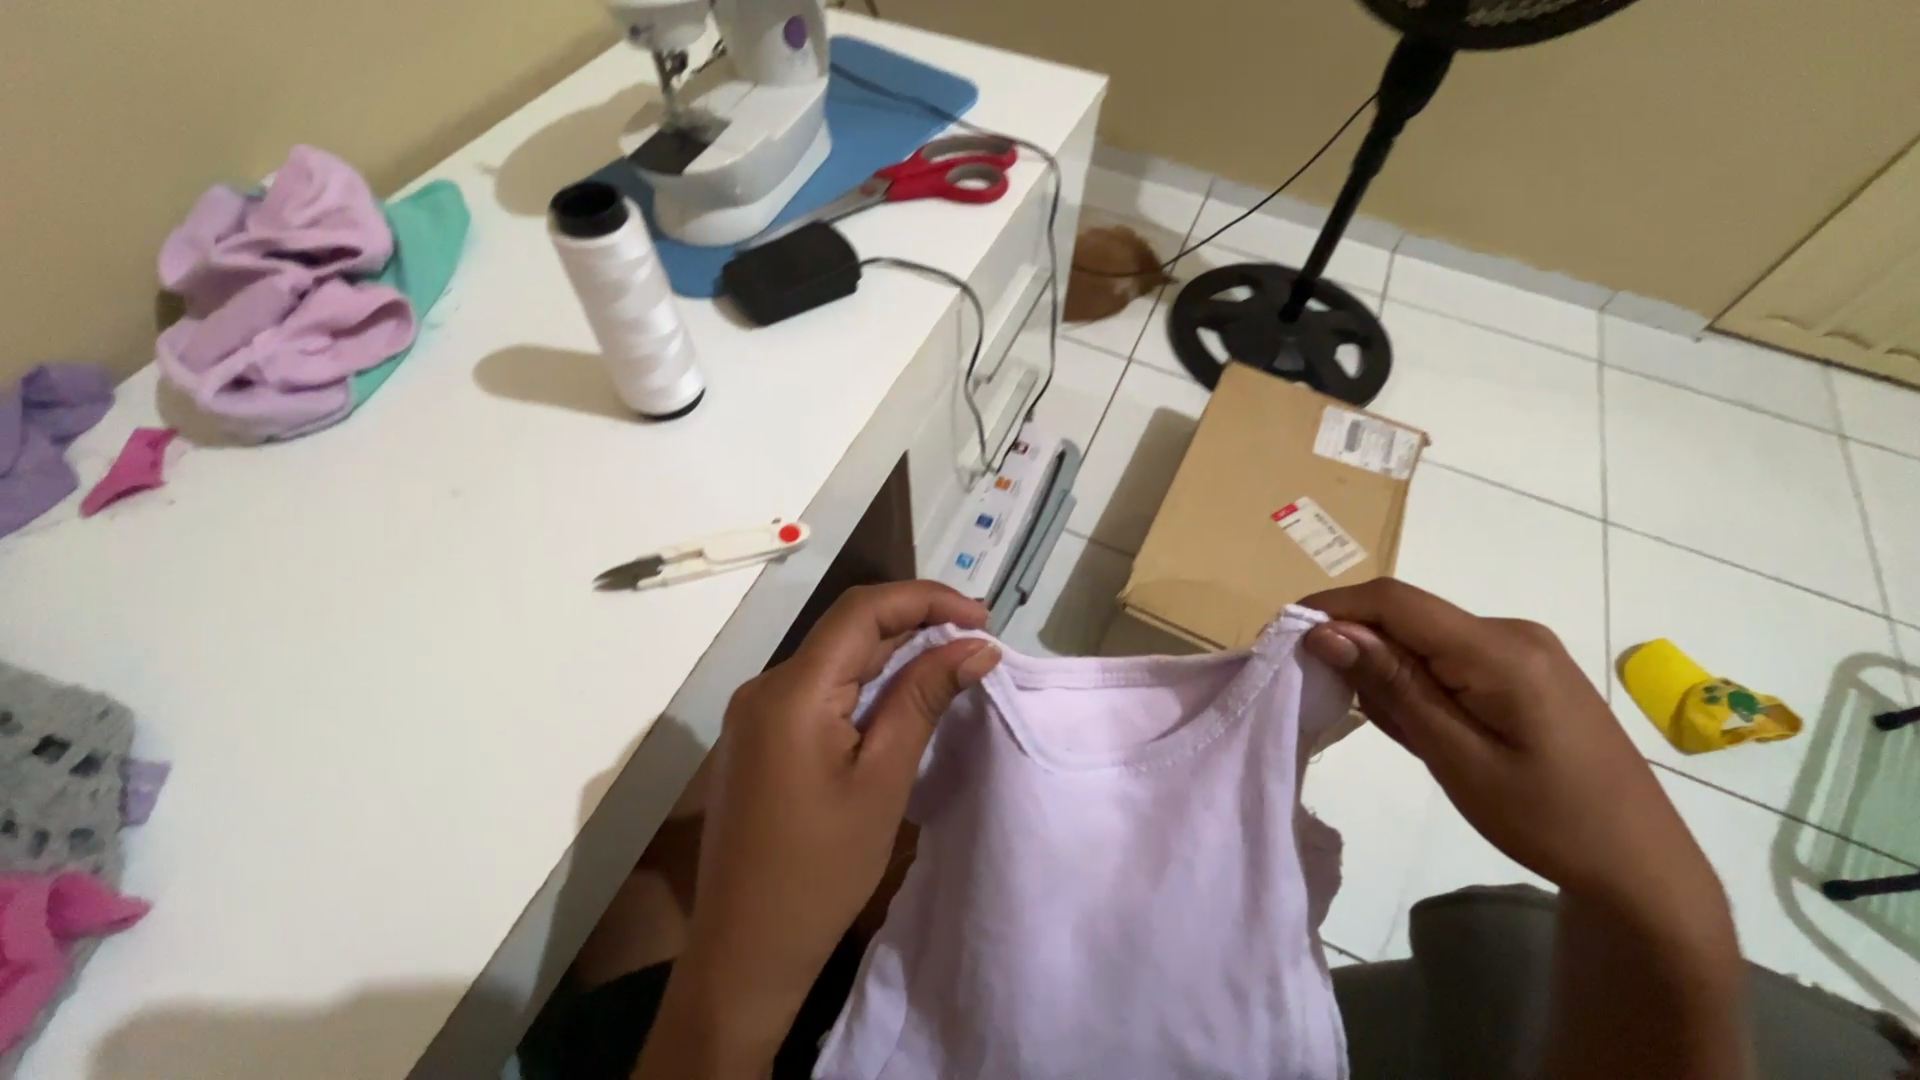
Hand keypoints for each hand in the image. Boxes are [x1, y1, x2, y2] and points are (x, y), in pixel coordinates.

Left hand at [642, 581, 1000, 1074]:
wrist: (744, 950)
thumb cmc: (821, 871)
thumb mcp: (883, 780)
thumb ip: (923, 699)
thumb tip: (975, 646)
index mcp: (792, 690)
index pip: (863, 610)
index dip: (926, 599)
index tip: (981, 617)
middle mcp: (766, 685)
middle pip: (847, 628)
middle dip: (915, 621)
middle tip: (976, 639)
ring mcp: (756, 711)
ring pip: (834, 657)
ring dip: (893, 651)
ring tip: (951, 660)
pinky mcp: (759, 736)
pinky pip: (818, 689)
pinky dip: (865, 682)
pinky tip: (901, 696)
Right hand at [1298, 578, 1722, 920]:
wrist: (1639, 865)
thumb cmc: (1545, 819)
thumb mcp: (1456, 757)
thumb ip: (1392, 686)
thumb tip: (1326, 631)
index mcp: (1500, 650)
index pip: (1395, 600)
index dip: (1332, 606)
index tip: (1284, 637)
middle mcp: (1511, 633)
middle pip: (1407, 617)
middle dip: (1360, 649)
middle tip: (1339, 706)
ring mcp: (1522, 651)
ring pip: (1423, 640)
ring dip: (1390, 673)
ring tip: (1402, 735)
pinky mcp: (1524, 671)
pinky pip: (1448, 658)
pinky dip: (1418, 685)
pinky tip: (1429, 732)